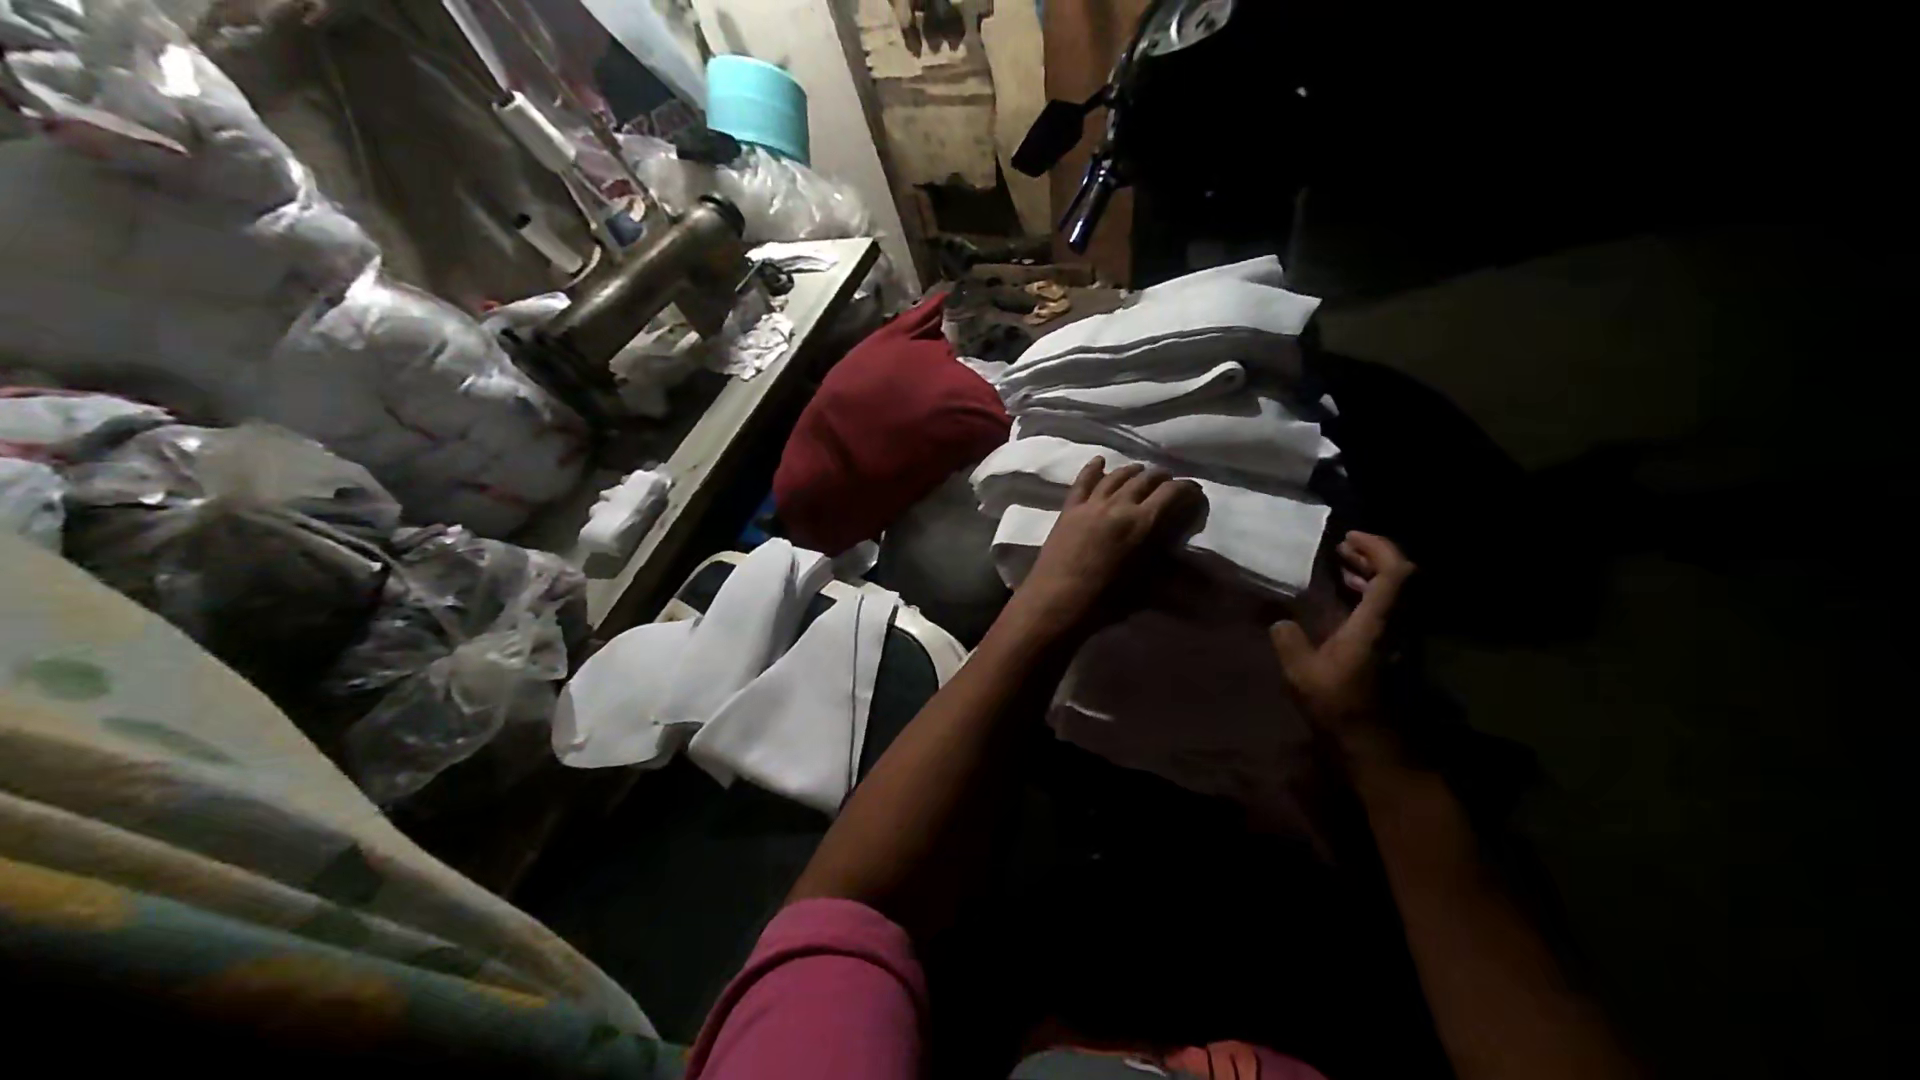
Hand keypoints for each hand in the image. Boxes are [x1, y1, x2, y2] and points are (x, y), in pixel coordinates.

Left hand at [1006, 458, 1200, 639]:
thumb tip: (1201, 571)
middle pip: (1146, 479)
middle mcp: (1119, 505)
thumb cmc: (1106, 602)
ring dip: (1133, 472)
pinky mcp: (1069, 509)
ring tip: (1142, 472)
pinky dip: (1093, 468)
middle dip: (1162, 479)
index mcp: (1142, 523)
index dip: (1187, 489)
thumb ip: (1171, 568)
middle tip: (1169, 484)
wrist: (1056, 602)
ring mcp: (1091, 504)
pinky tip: (1100, 461)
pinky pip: (1083, 481)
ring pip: (1117, 476)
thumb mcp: (1148, 586)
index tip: (1195, 492)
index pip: (1172, 493)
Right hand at [1270, 531, 1414, 749]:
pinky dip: (1372, 597)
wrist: (1377, 747)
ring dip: (1373, 576)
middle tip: (1342, 549)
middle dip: (1373, 556)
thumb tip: (1281, 622)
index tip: (1348, 538)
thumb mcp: (1301, 672)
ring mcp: (1403, 639)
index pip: (1395, 572)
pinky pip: (1392, 610)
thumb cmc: (1340, 706)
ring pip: (1399, 595)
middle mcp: (1400, 625)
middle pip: (1402, 578)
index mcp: (1379, 623)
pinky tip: (1345, 604)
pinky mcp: (1400, 652)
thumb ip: (1288, 639)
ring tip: (1341, 569)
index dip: (1376, 547)